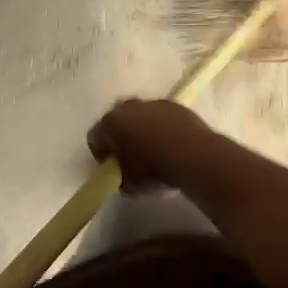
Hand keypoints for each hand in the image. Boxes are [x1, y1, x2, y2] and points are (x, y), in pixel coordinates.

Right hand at [86, 98, 216, 192]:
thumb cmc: (153, 169)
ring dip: (142, 129)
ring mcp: (151, 103)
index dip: (100, 154)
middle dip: (120, 136)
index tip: (110, 167)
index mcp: (110, 123)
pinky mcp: (173, 105)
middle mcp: (126, 107)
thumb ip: (120, 179)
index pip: (94, 138)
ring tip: (153, 150)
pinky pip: (161, 116)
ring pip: (140, 116)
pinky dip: (162, 127)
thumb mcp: (129, 184)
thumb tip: (123, 178)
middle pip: (117, 121)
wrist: (192, 154)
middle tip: (129, 156)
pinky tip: (171, 144)